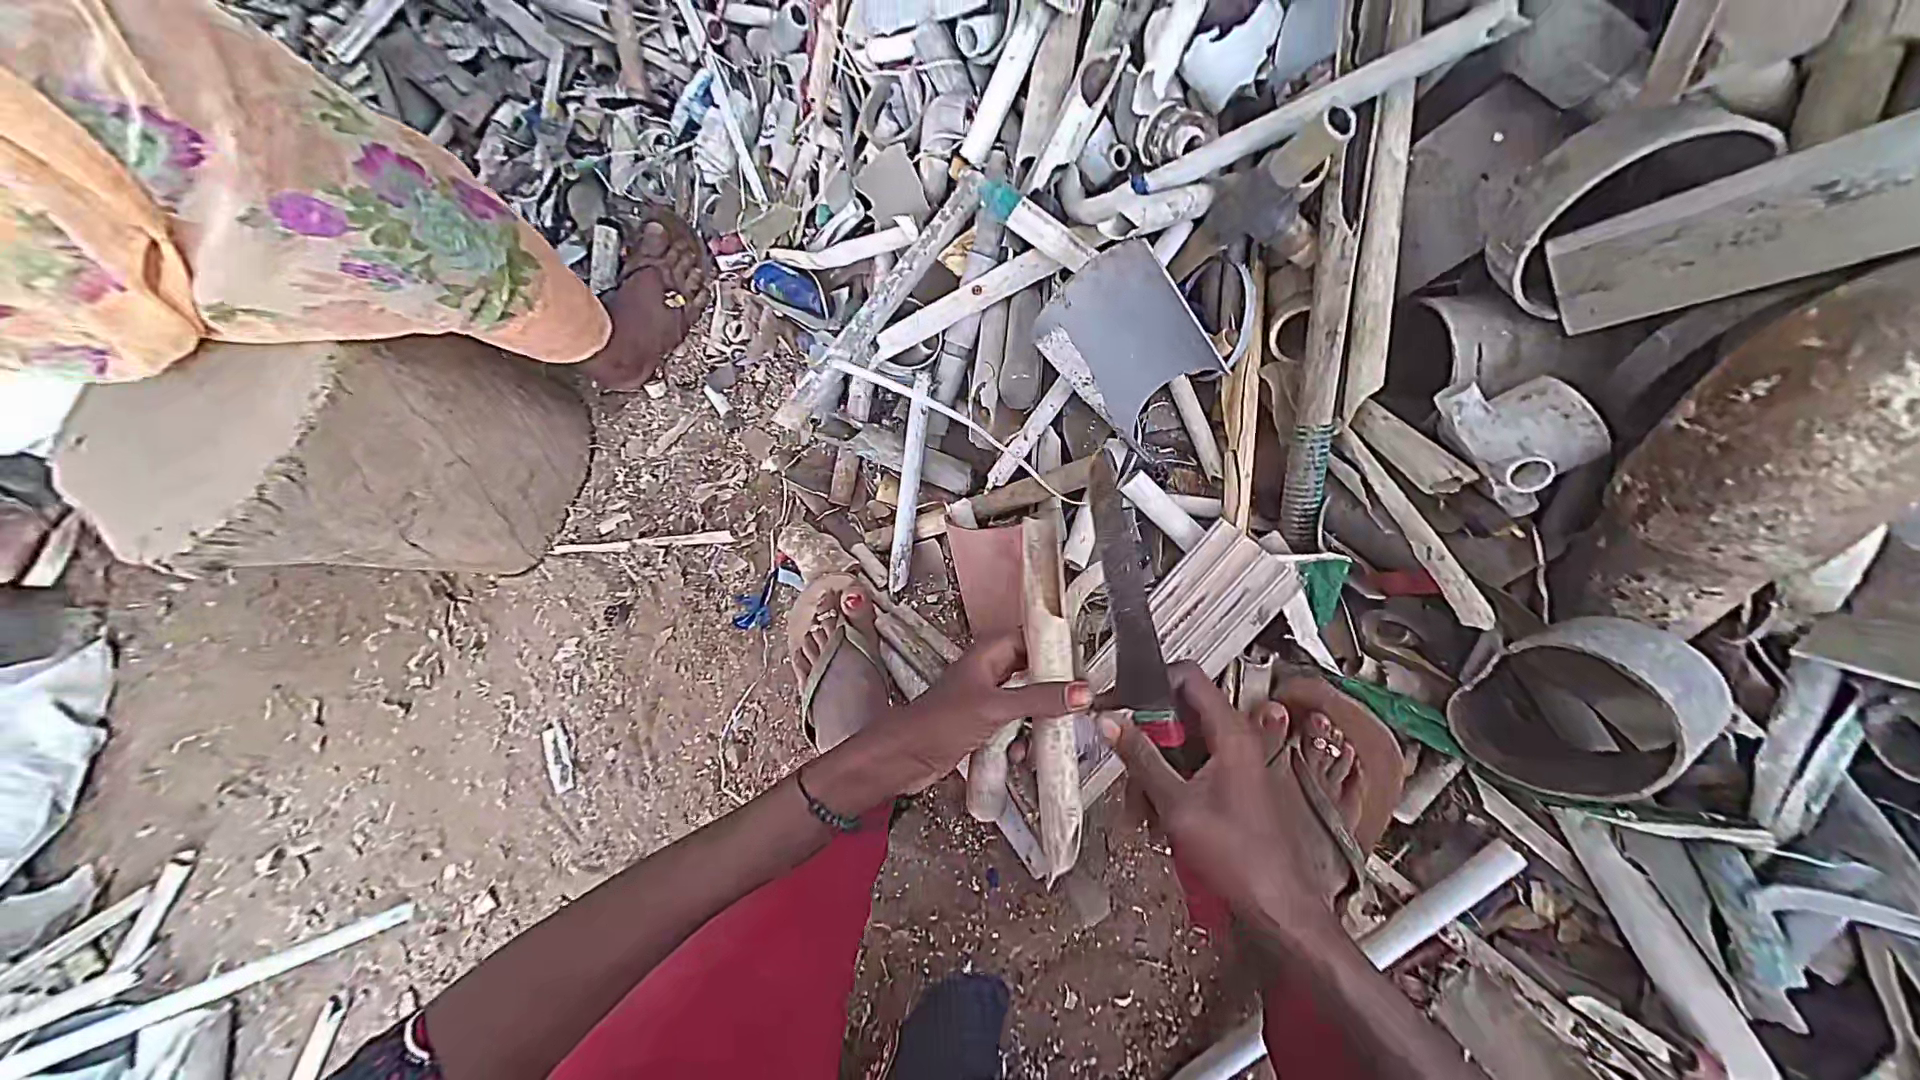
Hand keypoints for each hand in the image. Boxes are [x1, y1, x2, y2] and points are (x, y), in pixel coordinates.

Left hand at [811, 633, 1088, 812]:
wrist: (904, 757)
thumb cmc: (935, 722)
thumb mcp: (995, 708)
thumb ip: (1039, 699)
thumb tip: (1080, 691)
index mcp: (989, 653)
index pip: (1033, 637)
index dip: (1057, 649)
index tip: (1081, 665)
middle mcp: (990, 671)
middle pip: (1035, 673)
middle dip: (1053, 692)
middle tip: (1073, 705)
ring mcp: (988, 698)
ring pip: (1028, 703)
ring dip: (1038, 722)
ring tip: (1046, 735)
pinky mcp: (985, 725)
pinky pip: (1016, 727)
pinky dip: (1023, 739)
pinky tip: (1021, 754)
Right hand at [1100, 663, 1327, 927]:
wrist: (1277, 908)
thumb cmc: (1241, 858)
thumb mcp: (1176, 803)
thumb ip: (1140, 757)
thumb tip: (1111, 721)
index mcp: (1230, 733)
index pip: (1187, 677)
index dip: (1151, 683)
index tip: (1123, 703)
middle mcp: (1234, 741)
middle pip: (1176, 716)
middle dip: (1145, 741)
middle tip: (1128, 766)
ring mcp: (1231, 763)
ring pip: (1177, 747)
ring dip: (1152, 772)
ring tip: (1142, 807)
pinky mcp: (1227, 785)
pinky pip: (1187, 771)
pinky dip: (1167, 788)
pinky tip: (1157, 818)